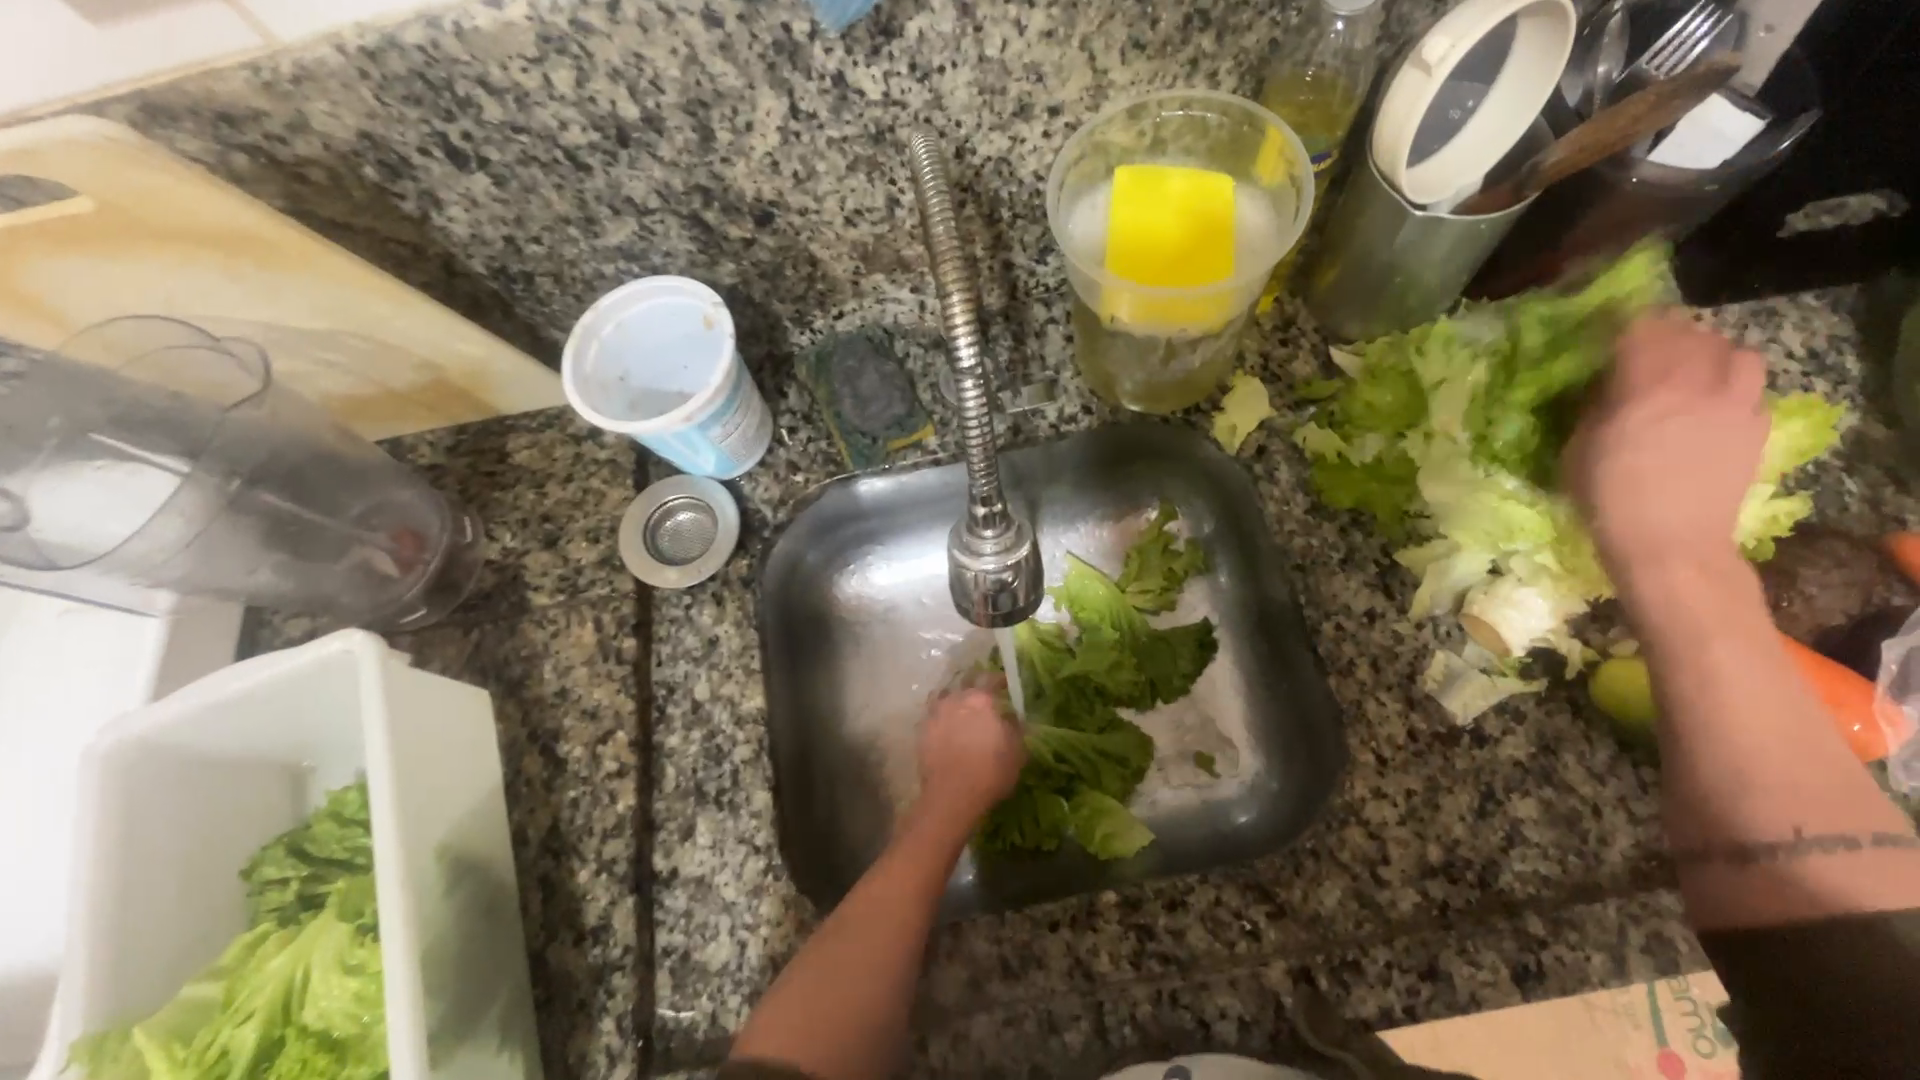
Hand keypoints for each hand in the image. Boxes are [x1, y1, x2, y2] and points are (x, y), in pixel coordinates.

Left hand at [915, 685, 1025, 824]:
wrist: (952, 795)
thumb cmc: (991, 771)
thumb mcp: (1017, 751)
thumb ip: (1015, 728)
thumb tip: (1011, 718)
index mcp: (981, 699)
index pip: (991, 678)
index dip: (999, 680)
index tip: (1004, 685)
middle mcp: (955, 699)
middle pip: (964, 684)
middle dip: (973, 688)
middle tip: (981, 699)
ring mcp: (935, 714)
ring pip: (944, 698)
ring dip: (953, 701)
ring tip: (960, 711)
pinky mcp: (921, 731)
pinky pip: (932, 717)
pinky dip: (940, 719)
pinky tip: (945, 729)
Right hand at [1564, 314, 1769, 582]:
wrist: (1670, 544)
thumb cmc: (1608, 498)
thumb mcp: (1577, 448)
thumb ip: (1594, 406)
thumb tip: (1604, 385)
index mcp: (1646, 384)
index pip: (1639, 327)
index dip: (1618, 324)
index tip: (1600, 333)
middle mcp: (1699, 381)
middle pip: (1689, 332)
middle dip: (1662, 335)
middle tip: (1638, 351)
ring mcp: (1736, 402)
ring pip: (1734, 351)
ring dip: (1708, 353)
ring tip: (1687, 371)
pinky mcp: (1757, 425)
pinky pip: (1749, 387)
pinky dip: (1729, 385)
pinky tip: (1709, 405)